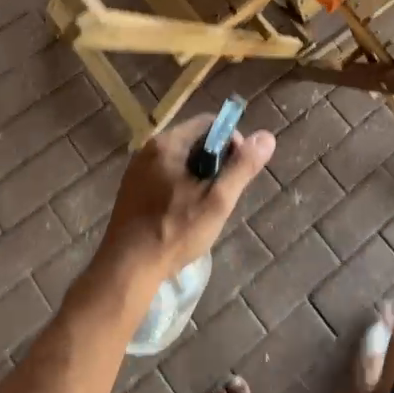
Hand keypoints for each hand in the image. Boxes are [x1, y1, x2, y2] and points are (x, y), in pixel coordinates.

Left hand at [97, 114, 274, 286]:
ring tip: (204, 209)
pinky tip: (183, 215)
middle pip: (195, 141)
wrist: (126, 269)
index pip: (209, 123)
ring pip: (181, 161)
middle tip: (222, 195)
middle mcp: (148, 149)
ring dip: (199, 177)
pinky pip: (165, 177)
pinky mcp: (131, 190)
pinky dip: (180, 188)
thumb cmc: (175, 231)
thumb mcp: (217, 200)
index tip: (237, 171)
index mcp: (168, 143)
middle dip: (215, 163)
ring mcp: (136, 170)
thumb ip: (242, 166)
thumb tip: (266, 136)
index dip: (232, 141)